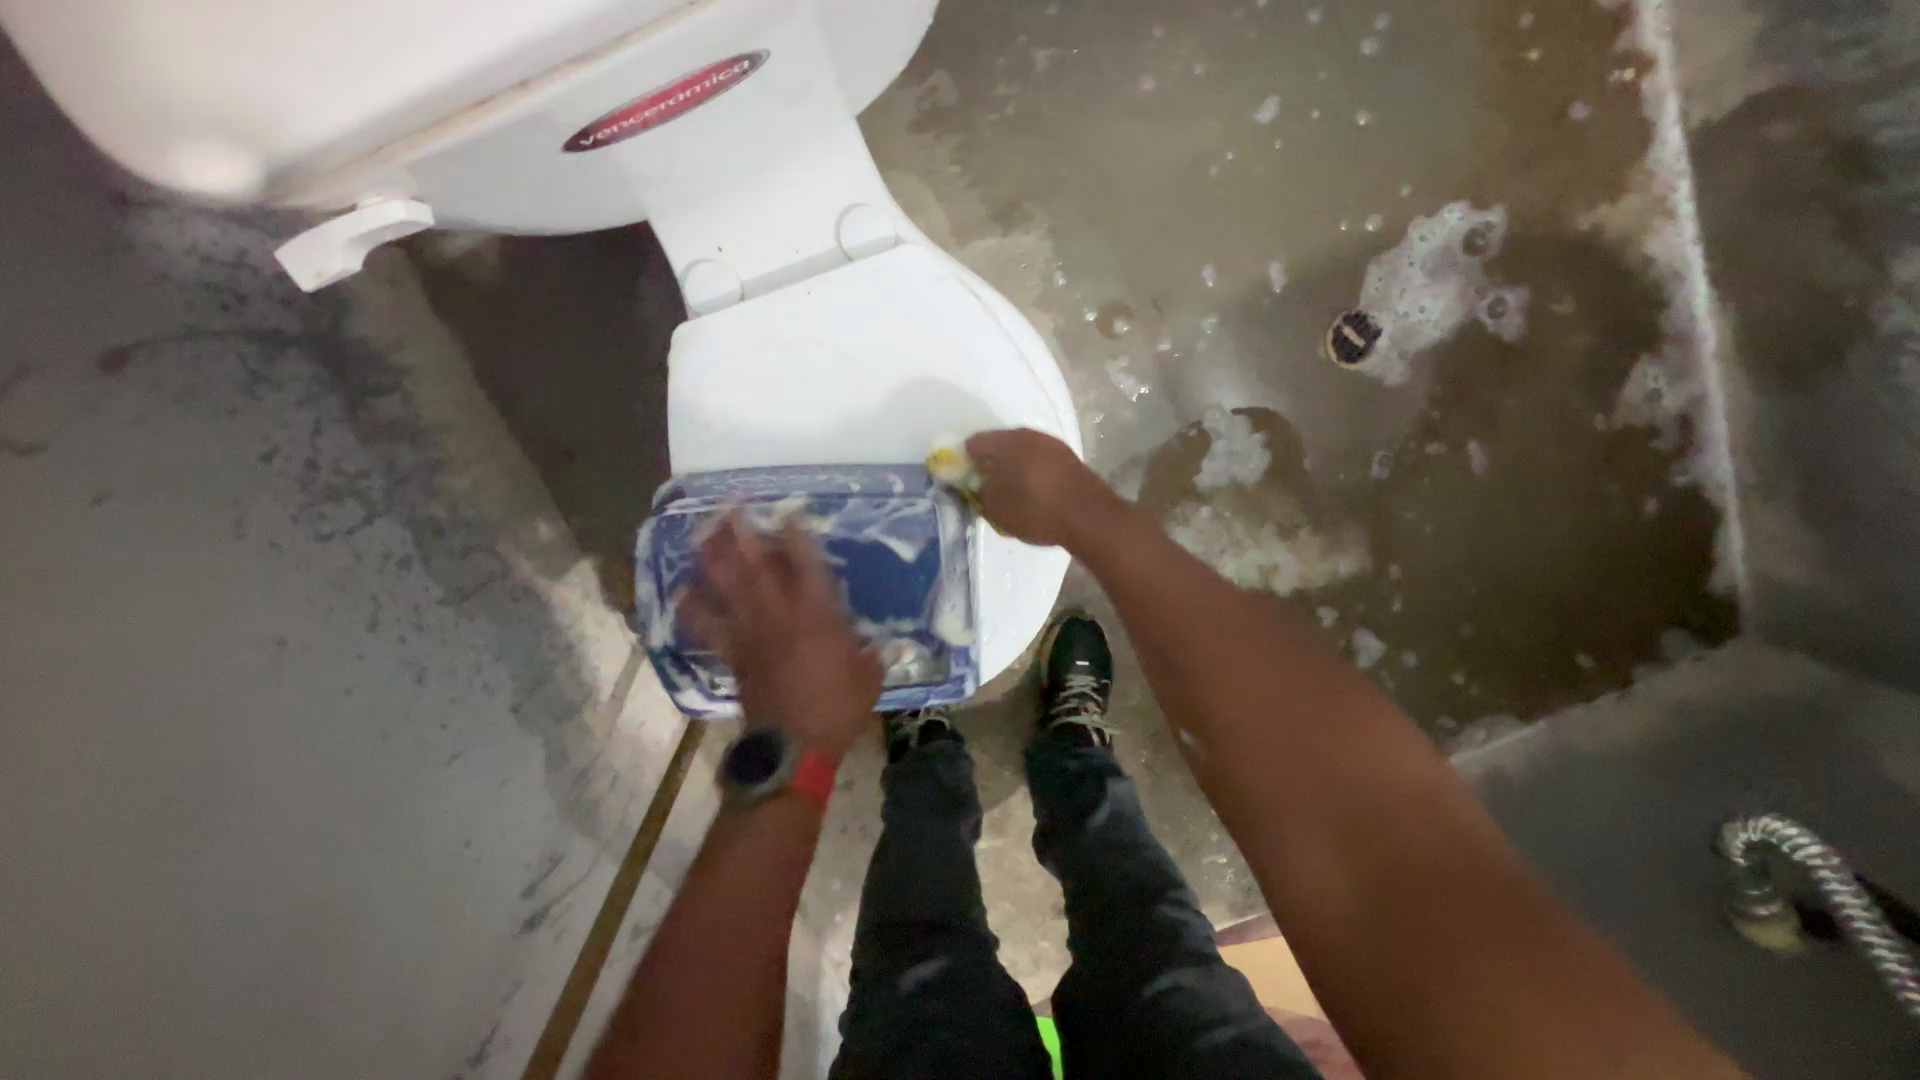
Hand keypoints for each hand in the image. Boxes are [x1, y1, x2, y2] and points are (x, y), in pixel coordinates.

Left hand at [684, 514, 882, 757]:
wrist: (794, 747)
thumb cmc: (838, 709)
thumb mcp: (869, 676)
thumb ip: (869, 652)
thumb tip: (870, 645)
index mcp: (817, 612)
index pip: (804, 560)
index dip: (795, 532)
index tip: (787, 512)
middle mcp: (778, 612)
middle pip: (753, 562)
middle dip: (741, 532)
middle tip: (731, 507)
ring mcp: (750, 631)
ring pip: (725, 585)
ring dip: (713, 557)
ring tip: (703, 534)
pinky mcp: (733, 653)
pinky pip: (707, 624)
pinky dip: (693, 606)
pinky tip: (683, 591)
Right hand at [964, 428, 1121, 547]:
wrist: (1089, 517)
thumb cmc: (1035, 509)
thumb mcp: (995, 508)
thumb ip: (978, 493)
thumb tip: (976, 484)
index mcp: (1006, 441)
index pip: (974, 443)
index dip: (964, 461)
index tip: (964, 481)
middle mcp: (1029, 435)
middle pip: (1000, 445)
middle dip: (991, 464)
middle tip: (986, 488)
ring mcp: (1052, 445)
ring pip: (1022, 453)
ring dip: (1013, 469)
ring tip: (1010, 494)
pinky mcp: (1069, 459)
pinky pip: (1041, 462)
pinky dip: (1032, 474)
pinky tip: (1033, 494)